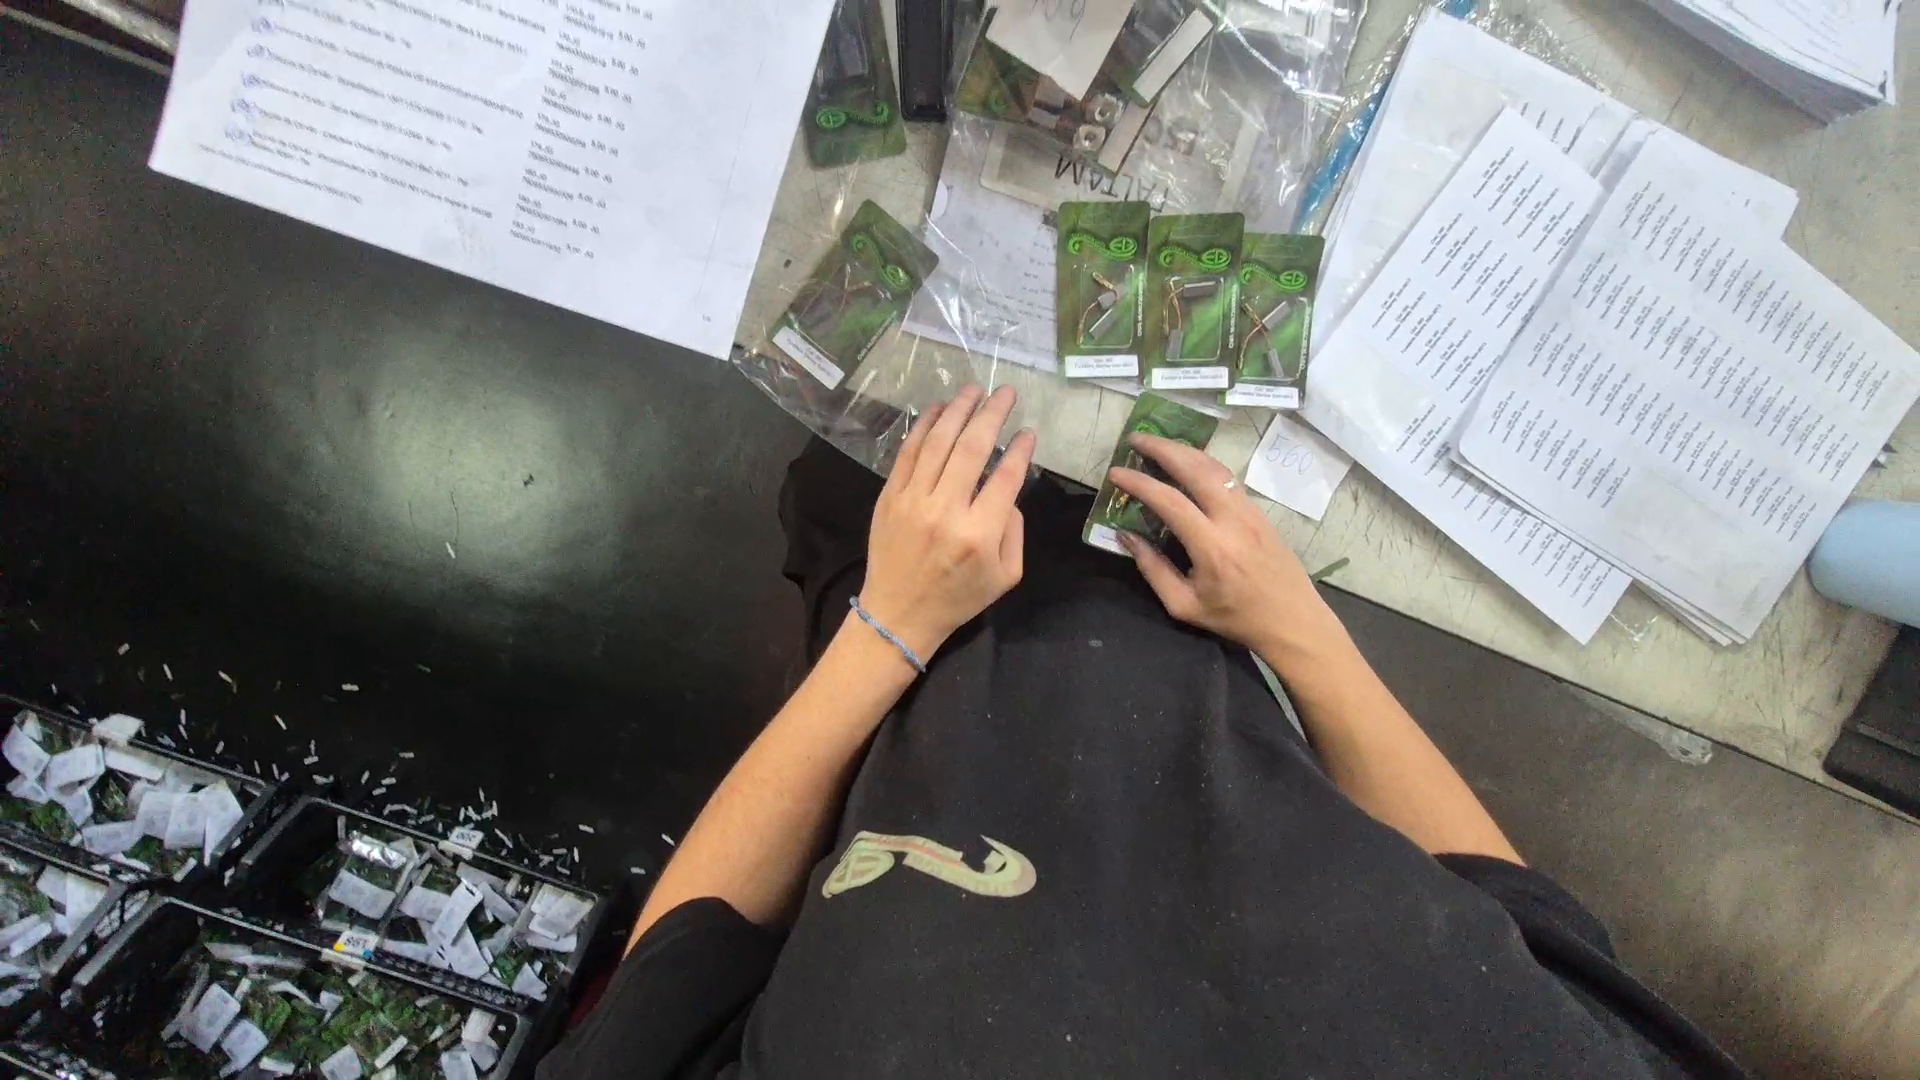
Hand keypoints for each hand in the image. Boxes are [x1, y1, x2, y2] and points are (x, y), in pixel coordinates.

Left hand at [858, 385, 1036, 659]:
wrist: (899, 614)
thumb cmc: (957, 598)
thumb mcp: (1005, 577)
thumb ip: (1014, 531)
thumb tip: (1007, 491)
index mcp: (979, 534)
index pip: (1005, 478)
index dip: (1020, 450)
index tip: (1028, 432)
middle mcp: (945, 511)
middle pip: (972, 449)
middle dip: (992, 414)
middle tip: (1006, 392)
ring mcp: (913, 501)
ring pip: (938, 443)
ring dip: (958, 411)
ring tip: (974, 390)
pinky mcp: (890, 497)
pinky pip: (908, 453)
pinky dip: (924, 427)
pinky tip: (939, 409)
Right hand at [1109, 434, 1335, 658]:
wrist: (1292, 620)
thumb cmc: (1234, 618)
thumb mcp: (1184, 605)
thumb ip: (1152, 569)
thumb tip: (1126, 536)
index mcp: (1211, 547)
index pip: (1170, 502)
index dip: (1140, 483)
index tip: (1116, 473)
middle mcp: (1232, 521)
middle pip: (1195, 469)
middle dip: (1163, 448)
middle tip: (1135, 438)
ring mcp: (1250, 512)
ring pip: (1215, 467)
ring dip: (1184, 450)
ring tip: (1158, 444)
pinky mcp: (1259, 512)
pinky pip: (1228, 478)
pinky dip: (1203, 463)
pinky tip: (1187, 462)